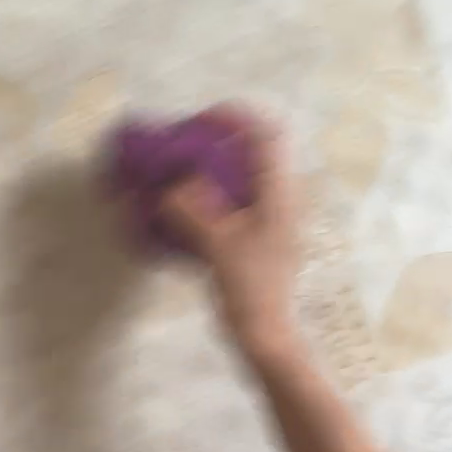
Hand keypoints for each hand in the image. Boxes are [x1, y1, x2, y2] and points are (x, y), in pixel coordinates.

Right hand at [160, 106, 301, 364]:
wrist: (267, 334)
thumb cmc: (249, 288)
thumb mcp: (217, 245)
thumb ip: (192, 210)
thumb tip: (170, 187)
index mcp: (278, 195)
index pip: (265, 135)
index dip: (234, 117)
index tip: (199, 121)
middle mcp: (280, 201)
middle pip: (254, 153)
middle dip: (218, 143)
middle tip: (184, 148)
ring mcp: (272, 221)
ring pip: (243, 179)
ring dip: (213, 170)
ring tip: (179, 175)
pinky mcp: (260, 239)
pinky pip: (234, 203)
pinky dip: (211, 197)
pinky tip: (185, 210)